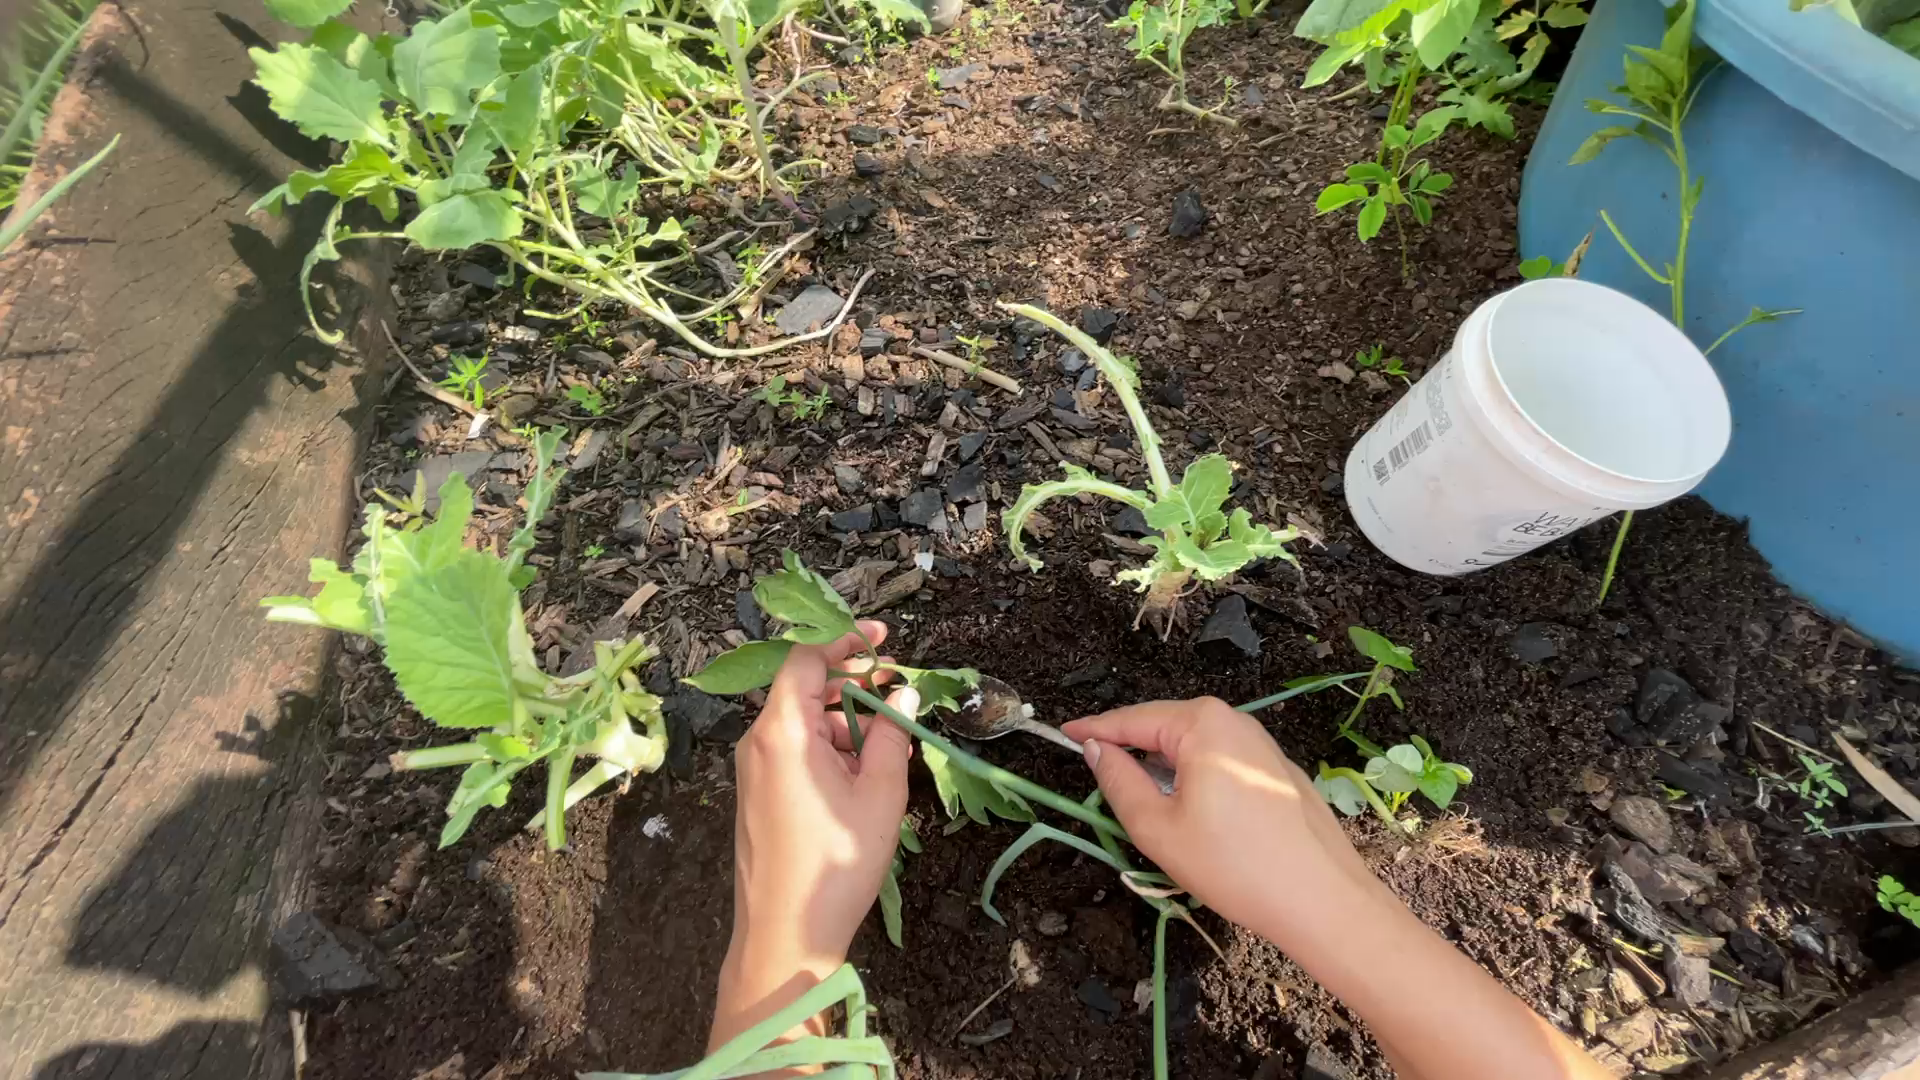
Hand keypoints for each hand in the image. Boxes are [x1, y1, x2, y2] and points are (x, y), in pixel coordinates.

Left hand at [711, 619, 918, 1049]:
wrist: (785, 937)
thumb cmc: (837, 863)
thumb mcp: (880, 791)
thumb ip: (892, 732)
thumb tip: (902, 694)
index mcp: (783, 731)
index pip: (806, 659)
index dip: (844, 640)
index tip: (882, 638)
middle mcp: (759, 741)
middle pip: (805, 687)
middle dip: (852, 681)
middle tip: (896, 686)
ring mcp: (755, 768)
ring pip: (803, 720)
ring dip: (846, 717)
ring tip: (890, 736)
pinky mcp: (760, 792)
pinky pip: (796, 748)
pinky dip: (830, 744)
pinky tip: (865, 766)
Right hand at [1068, 701, 1614, 1079]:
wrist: (1327, 905)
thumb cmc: (1234, 866)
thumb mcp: (1157, 827)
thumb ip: (1117, 780)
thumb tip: (1096, 748)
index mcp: (1200, 723)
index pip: (1130, 719)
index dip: (1093, 728)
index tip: (1064, 733)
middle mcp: (1231, 718)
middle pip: (1161, 727)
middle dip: (1129, 747)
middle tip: (1098, 773)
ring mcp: (1259, 740)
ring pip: (1190, 743)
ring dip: (1161, 764)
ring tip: (1142, 796)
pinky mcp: (1276, 766)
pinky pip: (1218, 757)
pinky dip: (1191, 773)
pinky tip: (1191, 807)